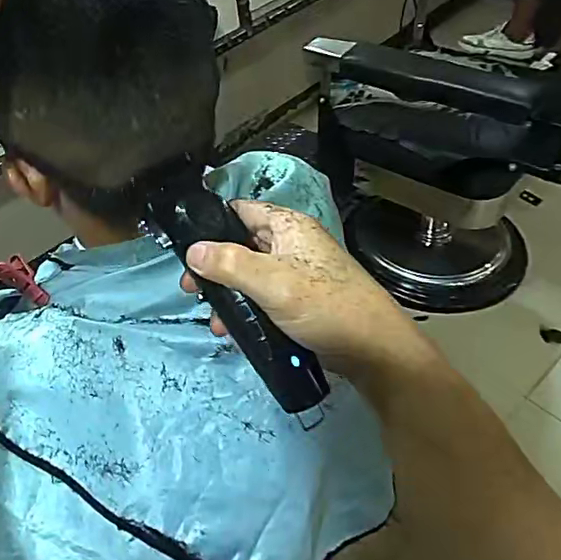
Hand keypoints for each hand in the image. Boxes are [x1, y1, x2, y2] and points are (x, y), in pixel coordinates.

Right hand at [180, 200, 435, 380]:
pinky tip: (234, 330)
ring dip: (230, 294)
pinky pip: (264, 297)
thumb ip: (231, 265)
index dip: (212, 223)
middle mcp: (292, 244)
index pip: (241, 210)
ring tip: (213, 317)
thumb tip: (193, 250)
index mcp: (288, 227)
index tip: (187, 246)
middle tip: (193, 290)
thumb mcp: (272, 282)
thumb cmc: (325, 306)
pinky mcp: (301, 301)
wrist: (373, 349)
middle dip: (216, 266)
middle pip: (242, 244)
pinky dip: (247, 309)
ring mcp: (297, 273)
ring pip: (251, 275)